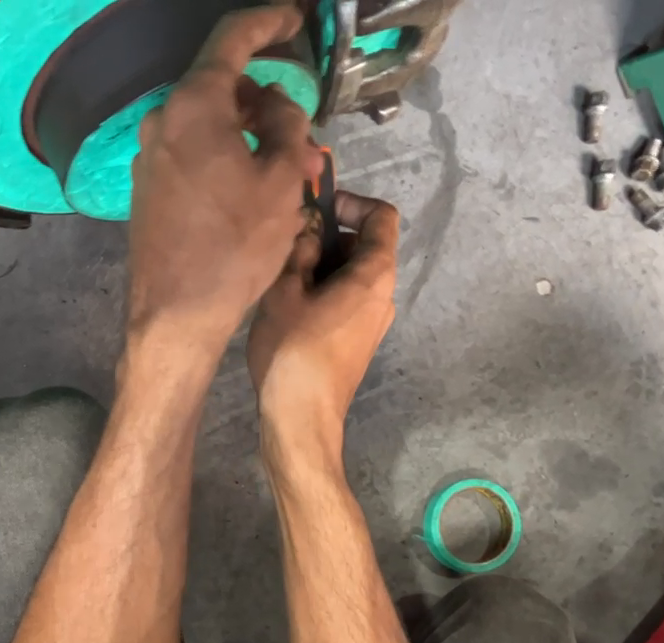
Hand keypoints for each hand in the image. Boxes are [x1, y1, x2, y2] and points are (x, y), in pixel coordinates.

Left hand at [125, 4, 322, 370]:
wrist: (176, 315)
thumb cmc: (234, 248)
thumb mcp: (280, 180)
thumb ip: (286, 124)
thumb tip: (277, 103)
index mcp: (193, 105)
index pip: (233, 38)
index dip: (270, 22)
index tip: (296, 19)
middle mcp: (161, 122)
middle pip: (221, 89)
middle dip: (266, 104)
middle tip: (302, 136)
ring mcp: (149, 159)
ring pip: (208, 128)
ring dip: (248, 138)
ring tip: (286, 173)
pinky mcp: (147, 191)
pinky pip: (192, 157)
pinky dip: (223, 160)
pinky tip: (250, 191)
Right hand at [247, 189, 400, 449]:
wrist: (301, 418)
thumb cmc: (293, 350)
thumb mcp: (285, 292)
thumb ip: (298, 251)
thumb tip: (307, 229)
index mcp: (374, 275)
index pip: (382, 216)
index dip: (352, 203)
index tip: (317, 208)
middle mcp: (382, 296)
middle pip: (363, 248)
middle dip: (326, 239)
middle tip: (286, 249)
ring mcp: (372, 324)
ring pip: (350, 279)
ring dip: (318, 270)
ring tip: (280, 282)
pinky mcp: (356, 346)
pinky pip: (344, 304)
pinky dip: (321, 295)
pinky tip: (288, 311)